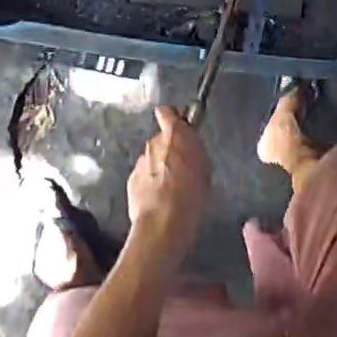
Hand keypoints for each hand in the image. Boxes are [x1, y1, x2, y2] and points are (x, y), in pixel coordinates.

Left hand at [125, 106, 210, 268]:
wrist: (162, 225)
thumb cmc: (192, 196)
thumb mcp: (205, 170)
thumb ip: (194, 151)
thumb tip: (189, 147)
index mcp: (175, 136)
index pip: (166, 111)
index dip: (173, 117)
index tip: (181, 129)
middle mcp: (154, 143)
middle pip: (161, 139)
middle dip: (169, 149)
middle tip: (181, 168)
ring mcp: (140, 161)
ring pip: (152, 158)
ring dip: (159, 167)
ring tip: (170, 189)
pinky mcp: (131, 179)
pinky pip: (144, 175)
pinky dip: (150, 182)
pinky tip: (158, 200)